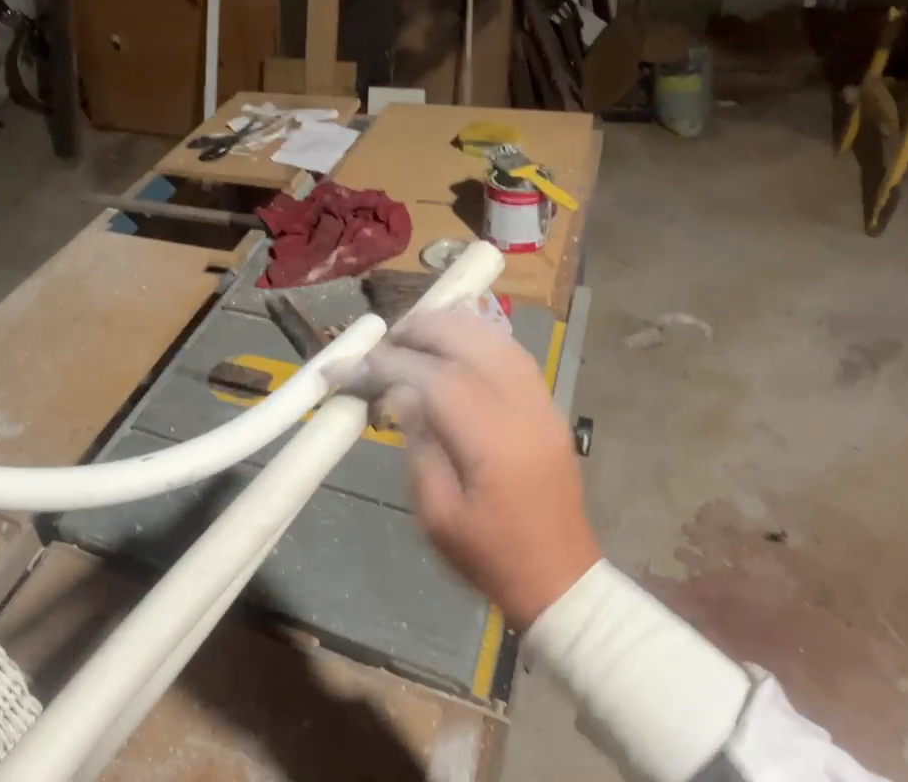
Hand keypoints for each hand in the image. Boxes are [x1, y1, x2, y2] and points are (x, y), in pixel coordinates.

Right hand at [341, 306, 599, 626]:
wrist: (561, 581)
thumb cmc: (490, 556)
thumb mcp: (437, 515)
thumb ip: (419, 445)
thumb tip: (400, 392)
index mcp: (492, 442)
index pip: (432, 377)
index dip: (385, 363)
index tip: (346, 366)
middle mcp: (522, 409)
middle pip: (467, 340)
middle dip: (417, 331)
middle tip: (378, 346)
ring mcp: (542, 404)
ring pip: (493, 337)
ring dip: (447, 327)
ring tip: (408, 339)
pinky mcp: (549, 407)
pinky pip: (512, 353)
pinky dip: (476, 338)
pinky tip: (450, 346)